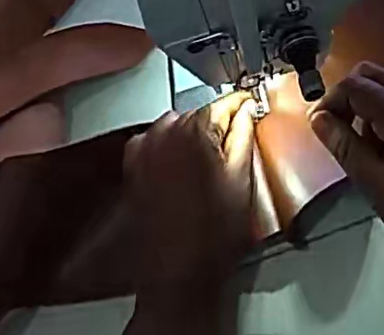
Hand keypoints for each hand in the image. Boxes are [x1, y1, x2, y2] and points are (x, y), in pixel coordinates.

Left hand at [124, 91, 257, 332]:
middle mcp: (165, 132)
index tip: (249, 105)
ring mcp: (146, 147)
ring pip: (177, 125)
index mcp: (194, 131)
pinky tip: (182, 168)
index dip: (241, 105)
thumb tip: (246, 111)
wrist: (178, 279)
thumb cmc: (210, 239)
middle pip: (199, 113)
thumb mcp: (240, 181)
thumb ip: (244, 136)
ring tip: (207, 164)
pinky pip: (156, 140)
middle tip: (232, 146)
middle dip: (217, 124)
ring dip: (192, 135)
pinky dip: (169, 146)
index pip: (223, 103)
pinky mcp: (134, 165)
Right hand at [308, 61, 383, 277]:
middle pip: (370, 74)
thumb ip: (345, 148)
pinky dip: (380, 116)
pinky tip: (379, 153)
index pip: (354, 86)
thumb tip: (318, 119)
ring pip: (383, 87)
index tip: (318, 126)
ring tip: (358, 147)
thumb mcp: (377, 187)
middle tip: (335, 128)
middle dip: (346, 95)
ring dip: (363, 105)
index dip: (330, 100)